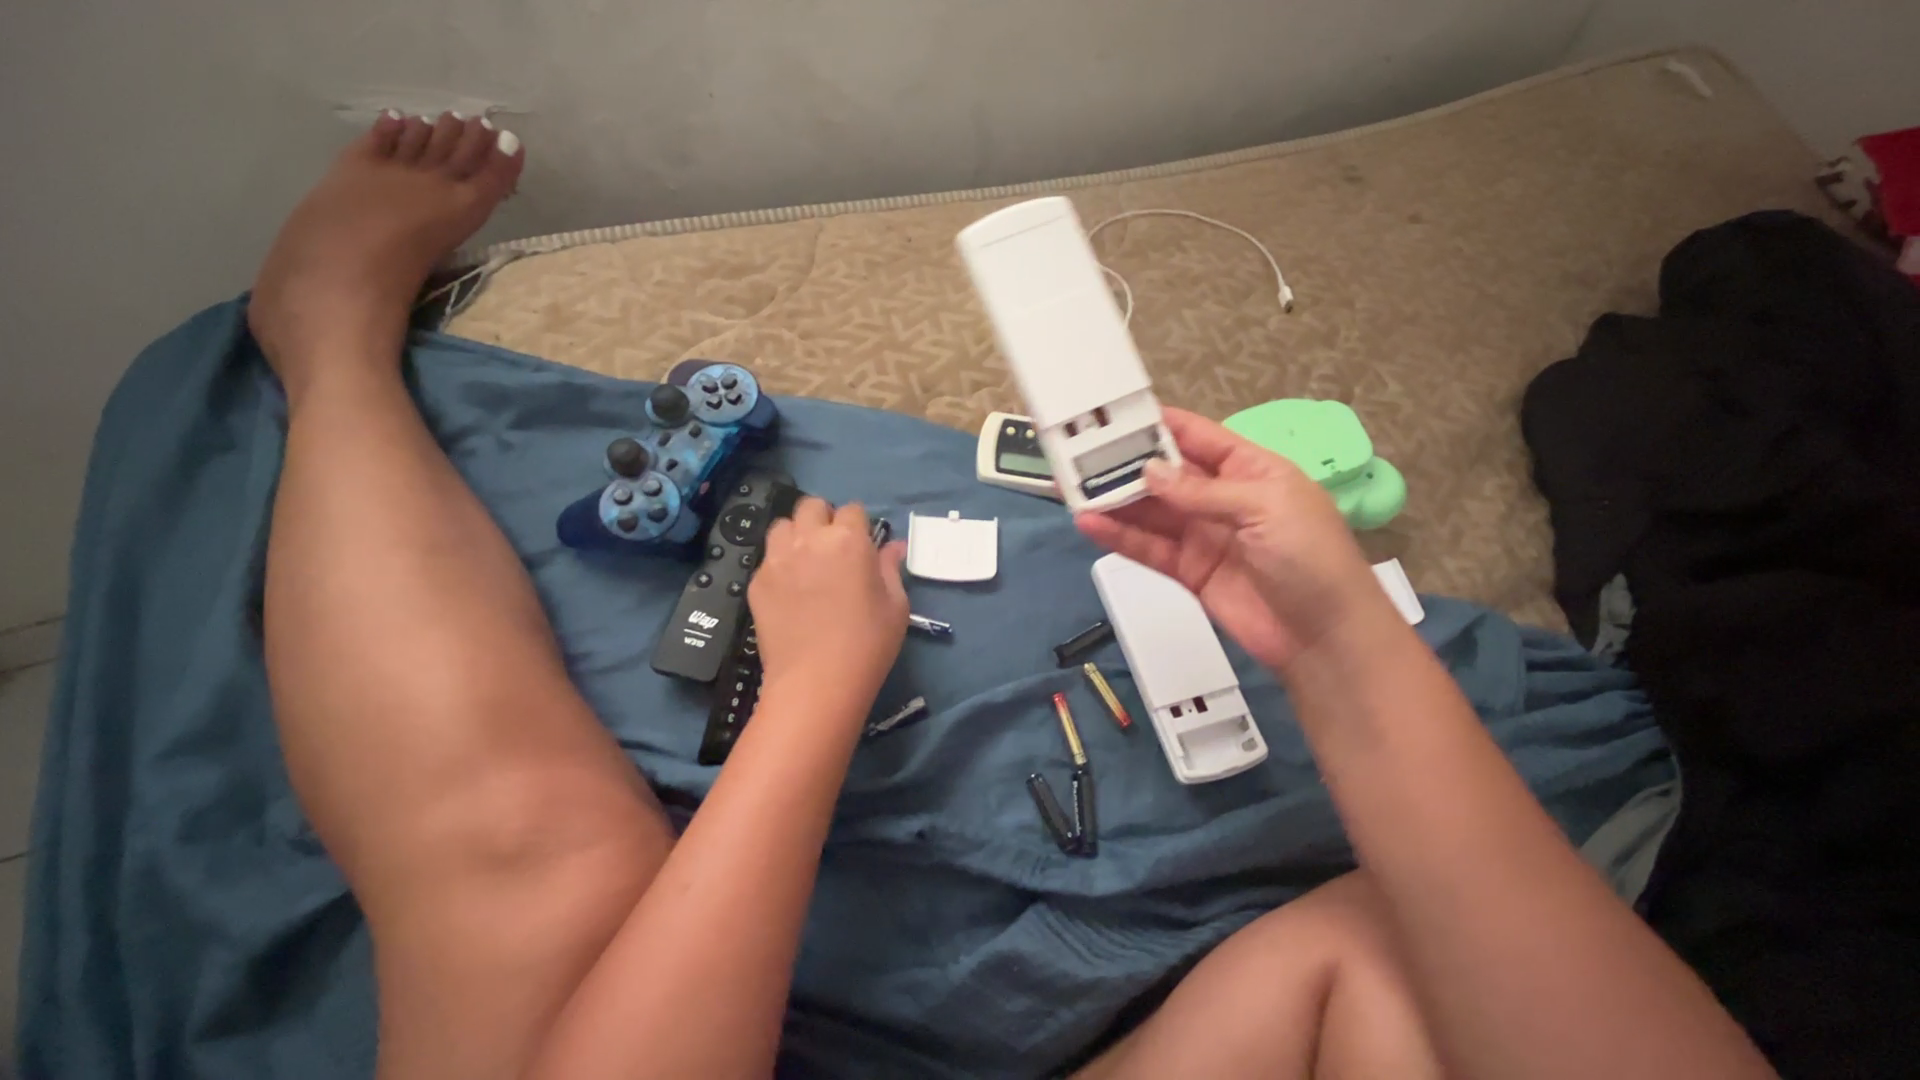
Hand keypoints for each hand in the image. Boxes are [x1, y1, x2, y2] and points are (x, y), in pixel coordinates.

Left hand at [749, 498, 909, 716]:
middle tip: (833, 548)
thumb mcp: (895, 606)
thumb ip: (891, 569)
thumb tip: (893, 547)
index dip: (859, 525)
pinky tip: (790, 591)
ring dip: (796, 535)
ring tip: (806, 561)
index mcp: (848, 540)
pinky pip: (767, 559)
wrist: (816, 682)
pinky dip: (779, 565)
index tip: (862, 545)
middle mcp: (809, 540)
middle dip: (823, 519)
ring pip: (783, 526)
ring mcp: (777, 559)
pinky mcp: (756, 582)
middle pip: (811, 506)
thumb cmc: (867, 644)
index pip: (852, 509)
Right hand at [1076, 408, 1388, 671]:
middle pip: (1166, 475)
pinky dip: (1120, 537)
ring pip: (1151, 512)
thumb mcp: (1265, 507)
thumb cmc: (1310, 557)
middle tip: (1079, 456)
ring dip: (1116, 501)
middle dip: (1127, 465)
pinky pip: (1149, 548)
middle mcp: (1222, 498)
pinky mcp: (1188, 571)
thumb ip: (1203, 491)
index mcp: (1250, 470)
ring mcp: (1203, 536)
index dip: (1160, 425)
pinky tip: (1091, 524)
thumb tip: (1150, 472)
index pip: (1199, 437)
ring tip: (1073, 489)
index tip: (1116, 416)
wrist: (1323, 636)